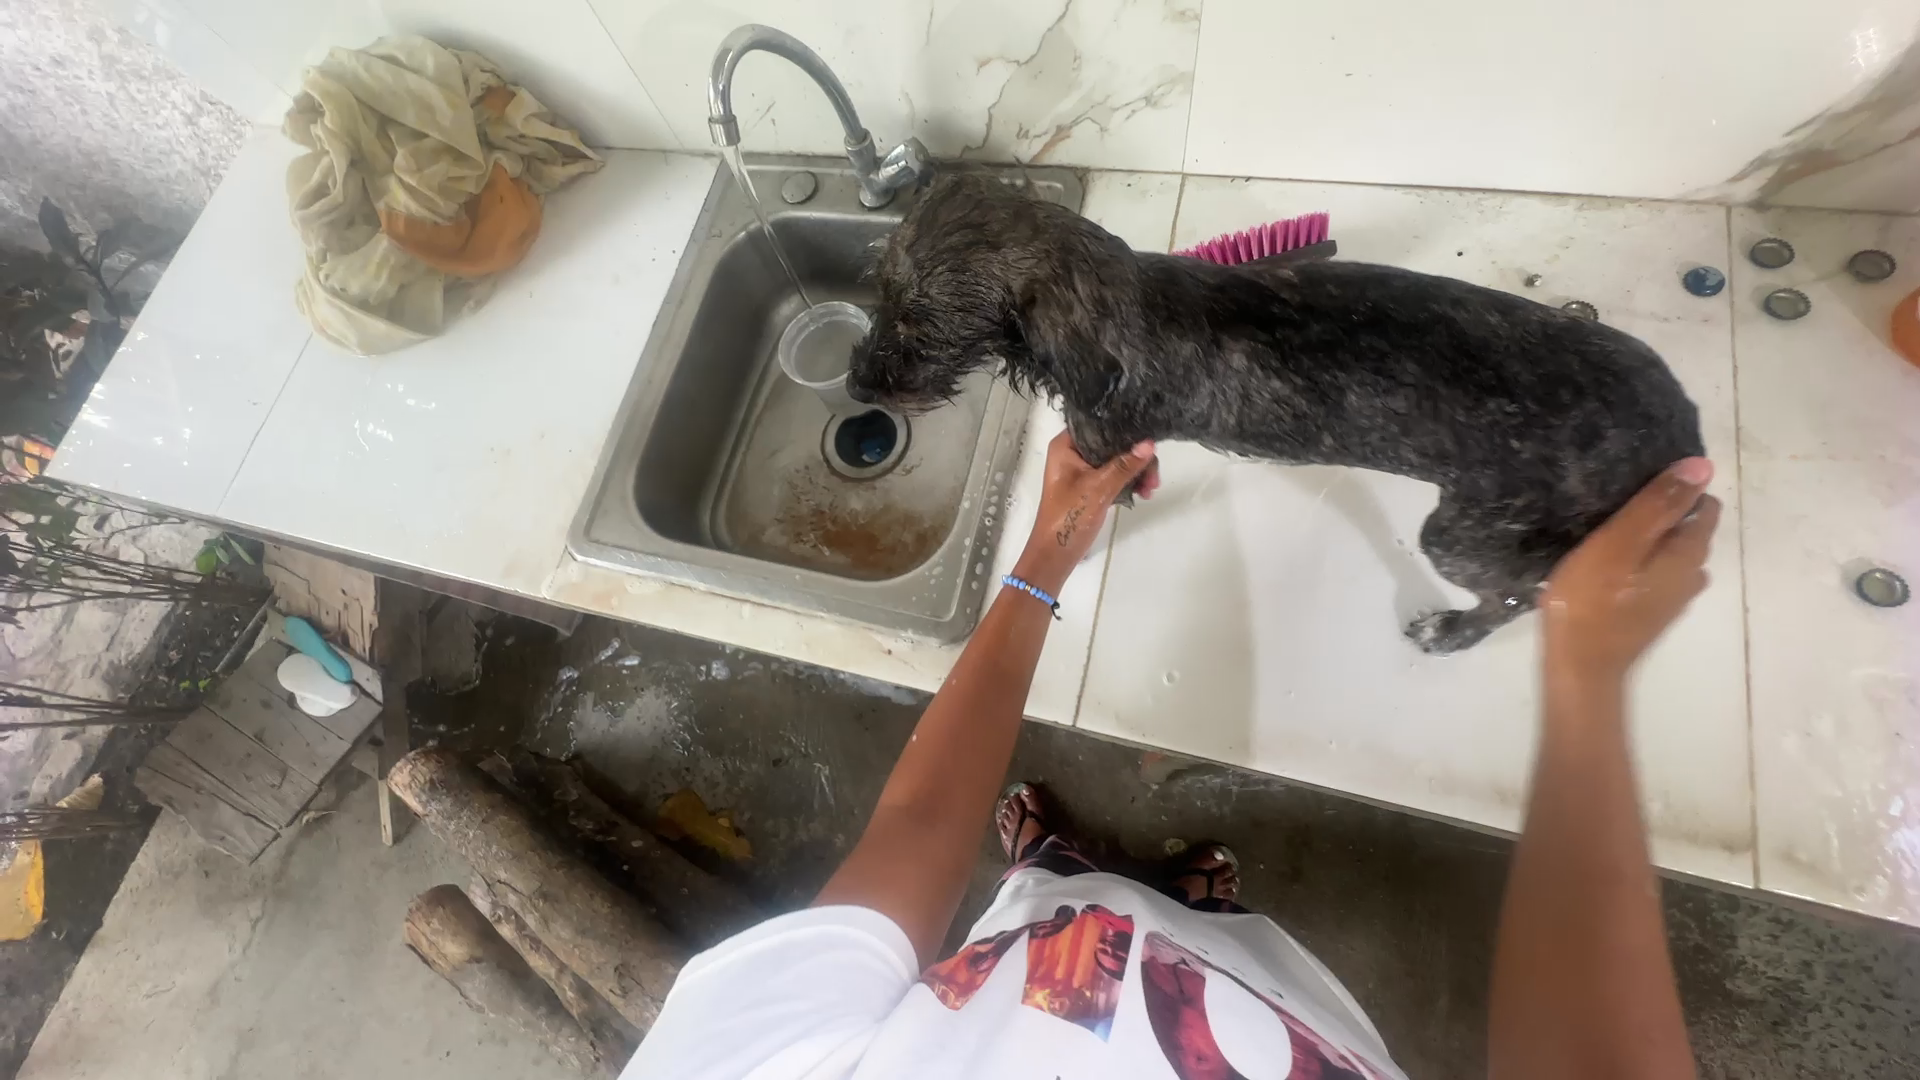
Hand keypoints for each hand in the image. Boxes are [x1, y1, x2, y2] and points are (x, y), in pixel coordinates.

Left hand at [1011, 431, 1157, 594]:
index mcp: (1066, 446)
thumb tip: (1149, 443)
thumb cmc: (1069, 517)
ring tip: (1150, 489)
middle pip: (1112, 444)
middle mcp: (1073, 454)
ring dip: (1136, 473)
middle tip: (1153, 476)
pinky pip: (1114, 477)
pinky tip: (1143, 493)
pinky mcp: (1090, 488)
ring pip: (1116, 462)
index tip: (1148, 438)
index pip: (1098, 425)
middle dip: (1135, 458)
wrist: (1055, 555)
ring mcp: (1082, 471)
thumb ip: (1125, 465)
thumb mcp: (1099, 488)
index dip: (1124, 428)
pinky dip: (1128, 483)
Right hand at [1541, 458, 1720, 683]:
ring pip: (1667, 558)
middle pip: (1686, 533)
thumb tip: (1702, 465)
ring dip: (1645, 545)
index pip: (1704, 508)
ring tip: (1603, 540)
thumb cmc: (1591, 600)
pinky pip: (1649, 578)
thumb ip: (1655, 506)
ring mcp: (1671, 599)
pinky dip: (1634, 568)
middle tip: (1612, 511)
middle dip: (1660, 517)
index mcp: (1687, 554)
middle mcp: (1691, 575)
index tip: (1636, 487)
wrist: (1581, 664)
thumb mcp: (1618, 544)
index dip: (1677, 491)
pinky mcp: (1648, 615)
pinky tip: (1603, 573)